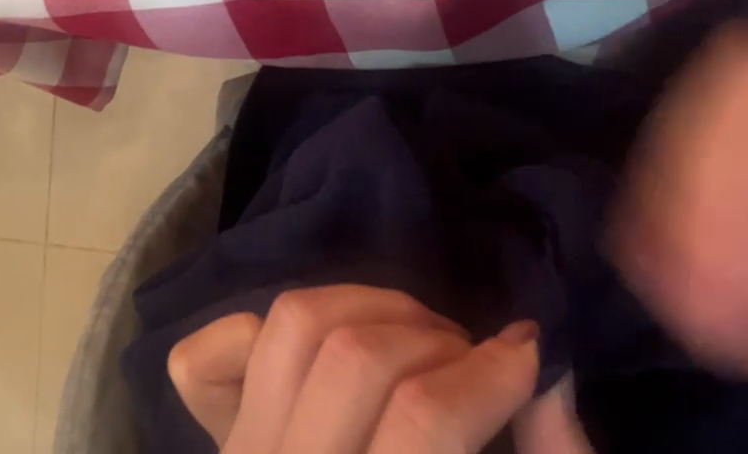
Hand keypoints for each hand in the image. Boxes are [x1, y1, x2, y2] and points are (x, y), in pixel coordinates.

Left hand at [167, 284, 585, 452]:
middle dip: (433, 336)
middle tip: (474, 356)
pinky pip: (205, 356)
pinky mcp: (214, 445)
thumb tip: (543, 363)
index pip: (423, 419)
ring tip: (413, 335)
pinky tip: (319, 353)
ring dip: (365, 307)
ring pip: (290, 328)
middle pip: (353, 358)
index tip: (527, 352)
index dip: (488, 372)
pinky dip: (254, 330)